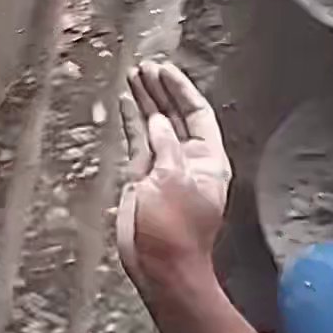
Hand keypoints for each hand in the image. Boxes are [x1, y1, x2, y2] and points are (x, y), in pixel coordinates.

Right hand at [116, 61, 230, 308]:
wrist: (160, 265)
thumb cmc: (175, 229)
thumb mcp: (173, 180)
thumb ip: (164, 145)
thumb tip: (155, 120)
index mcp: (207, 159)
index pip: (197, 113)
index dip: (180, 89)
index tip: (163, 69)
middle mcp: (186, 158)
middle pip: (174, 114)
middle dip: (160, 90)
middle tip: (144, 67)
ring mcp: (163, 165)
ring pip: (153, 123)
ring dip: (144, 100)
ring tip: (132, 76)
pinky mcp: (142, 174)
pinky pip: (136, 139)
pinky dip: (130, 119)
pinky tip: (124, 102)